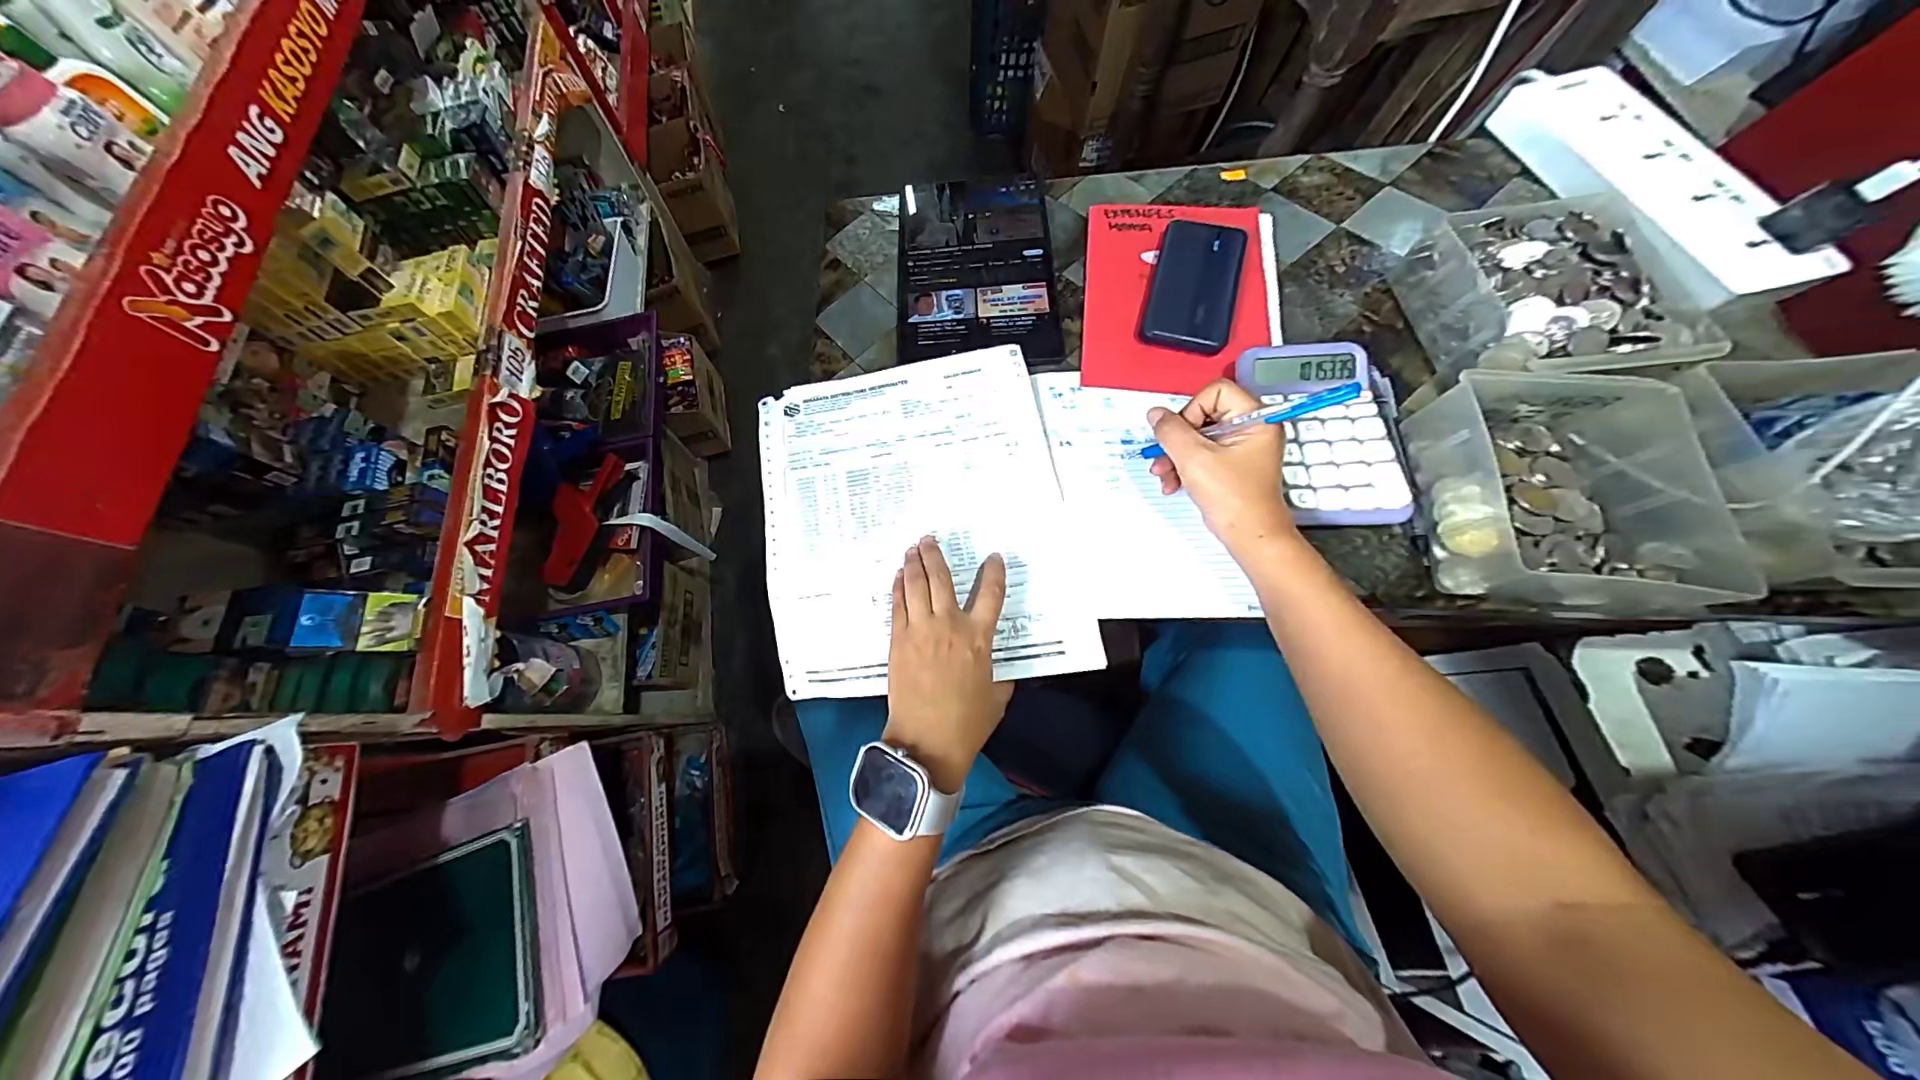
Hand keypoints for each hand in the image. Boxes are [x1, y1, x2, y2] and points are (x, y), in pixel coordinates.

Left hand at [884, 536, 1011, 792]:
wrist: (926, 742)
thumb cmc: (968, 723)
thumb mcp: (997, 695)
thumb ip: (999, 672)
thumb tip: (996, 664)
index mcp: (978, 638)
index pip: (991, 594)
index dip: (993, 572)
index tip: (993, 558)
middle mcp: (949, 626)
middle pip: (942, 579)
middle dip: (936, 555)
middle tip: (930, 539)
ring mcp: (920, 631)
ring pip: (917, 586)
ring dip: (915, 563)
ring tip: (913, 548)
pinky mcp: (898, 641)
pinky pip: (898, 605)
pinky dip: (899, 587)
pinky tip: (899, 576)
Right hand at [1148, 379, 1296, 555]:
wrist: (1250, 536)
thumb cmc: (1236, 500)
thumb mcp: (1194, 459)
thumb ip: (1171, 431)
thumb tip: (1157, 414)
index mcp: (1255, 418)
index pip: (1215, 392)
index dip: (1192, 411)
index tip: (1182, 435)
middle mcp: (1252, 429)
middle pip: (1203, 415)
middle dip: (1178, 439)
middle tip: (1164, 456)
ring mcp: (1242, 448)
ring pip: (1198, 437)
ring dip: (1176, 455)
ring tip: (1165, 475)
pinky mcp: (1231, 465)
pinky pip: (1201, 454)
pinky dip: (1184, 466)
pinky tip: (1174, 482)